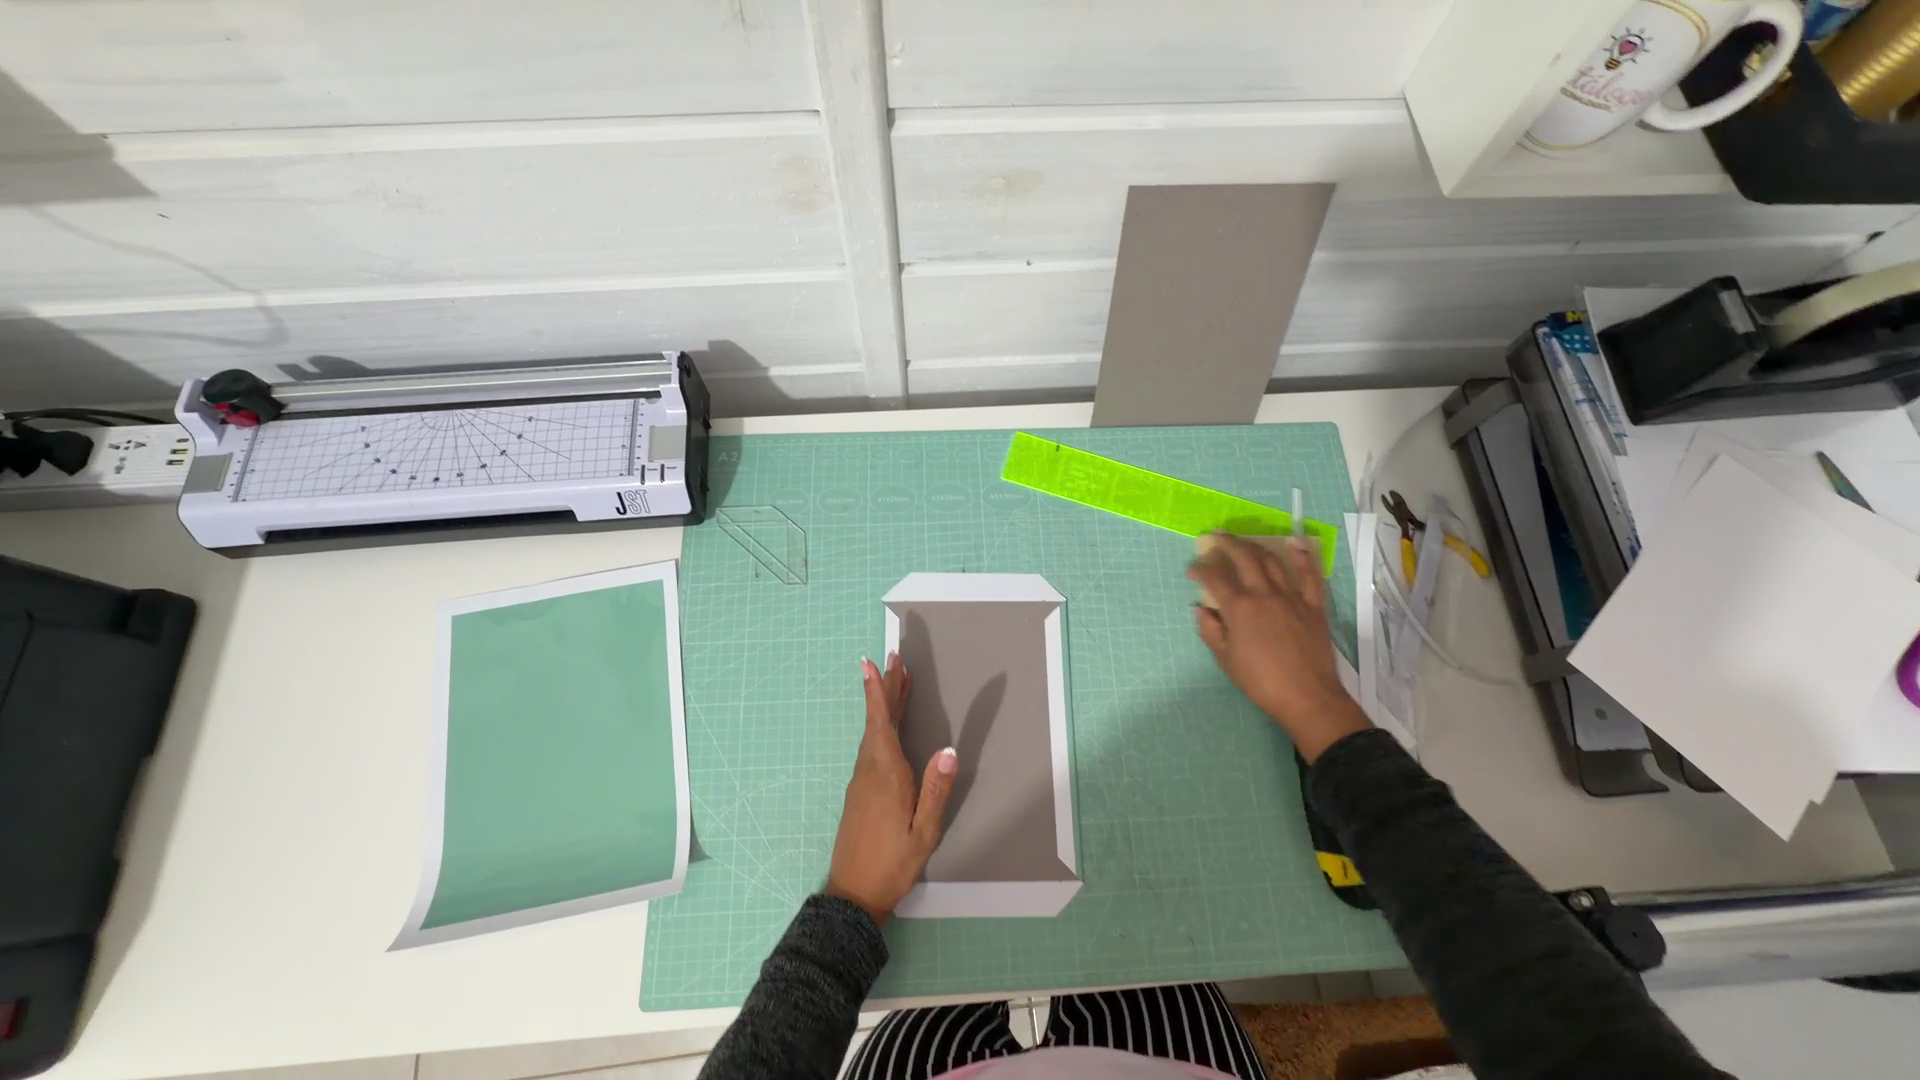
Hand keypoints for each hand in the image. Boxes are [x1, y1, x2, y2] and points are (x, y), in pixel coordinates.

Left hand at [825, 653, 957, 924]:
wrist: (853, 893)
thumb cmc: (893, 863)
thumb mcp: (925, 830)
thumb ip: (936, 789)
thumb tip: (950, 749)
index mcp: (886, 774)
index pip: (880, 722)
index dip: (877, 691)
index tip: (871, 663)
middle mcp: (870, 770)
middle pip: (877, 721)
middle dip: (886, 688)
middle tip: (894, 658)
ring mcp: (862, 781)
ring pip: (873, 732)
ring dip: (884, 705)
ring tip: (897, 682)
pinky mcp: (860, 791)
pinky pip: (872, 746)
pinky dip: (881, 725)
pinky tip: (889, 726)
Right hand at [1188, 533, 1368, 762]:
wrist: (1307, 697)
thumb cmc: (1261, 681)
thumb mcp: (1226, 659)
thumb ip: (1211, 630)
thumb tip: (1201, 609)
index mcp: (1240, 608)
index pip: (1215, 578)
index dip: (1201, 569)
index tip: (1192, 569)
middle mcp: (1265, 594)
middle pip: (1244, 558)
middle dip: (1227, 544)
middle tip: (1215, 538)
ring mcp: (1292, 596)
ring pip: (1273, 560)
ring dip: (1256, 546)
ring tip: (1244, 541)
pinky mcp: (1313, 605)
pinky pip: (1310, 574)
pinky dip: (1303, 556)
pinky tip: (1296, 542)